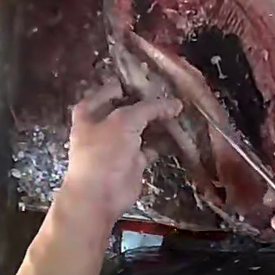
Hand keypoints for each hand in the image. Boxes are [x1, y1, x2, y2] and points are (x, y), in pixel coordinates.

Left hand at [54, 83, 181, 232]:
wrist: (100, 194)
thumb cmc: (104, 151)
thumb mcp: (125, 120)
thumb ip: (150, 108)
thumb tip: (176, 103)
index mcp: (91, 109)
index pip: (116, 88)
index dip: (135, 84)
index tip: (159, 80)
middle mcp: (104, 124)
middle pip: (132, 108)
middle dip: (152, 104)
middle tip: (177, 95)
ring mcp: (120, 143)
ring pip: (144, 127)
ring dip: (161, 122)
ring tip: (182, 112)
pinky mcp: (134, 160)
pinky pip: (152, 145)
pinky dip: (165, 141)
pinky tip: (181, 133)